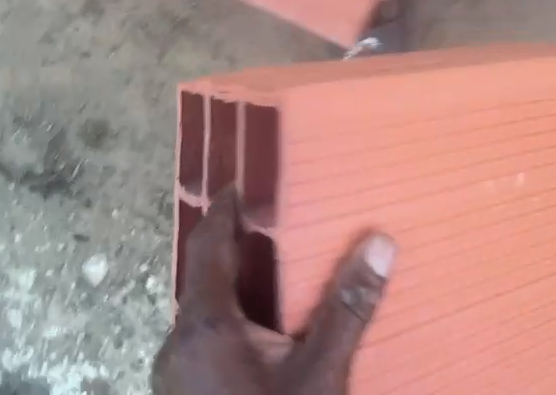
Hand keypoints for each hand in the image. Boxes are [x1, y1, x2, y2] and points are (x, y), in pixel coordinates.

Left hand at [154, 191, 396, 394]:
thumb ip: (348, 307)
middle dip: (235, 243)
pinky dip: (231, 315)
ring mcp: (174, 377)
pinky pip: (204, 338)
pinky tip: (263, 326)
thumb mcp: (320, 375)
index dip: (224, 207)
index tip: (243, 180)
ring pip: (203, 309)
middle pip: (204, 275)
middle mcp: (178, 344)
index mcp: (204, 326)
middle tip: (274, 217)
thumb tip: (381, 242)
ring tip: (274, 263)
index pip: (208, 244)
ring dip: (233, 282)